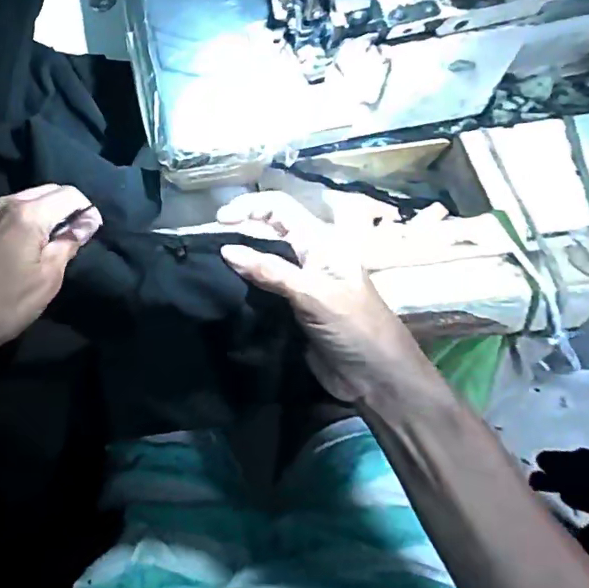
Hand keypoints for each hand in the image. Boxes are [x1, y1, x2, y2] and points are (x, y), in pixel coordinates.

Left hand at [0, 185, 101, 383]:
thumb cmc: (5, 305)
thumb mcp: (48, 279)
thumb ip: (69, 243)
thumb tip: (88, 221)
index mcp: (27, 213)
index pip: (69, 194)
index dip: (86, 209)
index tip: (90, 231)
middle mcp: (3, 201)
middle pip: (46, 190)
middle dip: (64, 207)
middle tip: (72, 237)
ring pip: (24, 198)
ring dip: (42, 212)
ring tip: (47, 242)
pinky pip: (4, 209)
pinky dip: (19, 218)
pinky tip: (19, 243)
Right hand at [215, 191, 441, 407]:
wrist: (379, 380)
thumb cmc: (356, 330)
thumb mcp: (313, 296)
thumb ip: (270, 271)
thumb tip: (225, 249)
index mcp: (323, 243)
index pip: (280, 209)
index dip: (249, 207)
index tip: (218, 220)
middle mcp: (311, 256)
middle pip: (270, 228)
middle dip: (241, 227)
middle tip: (210, 239)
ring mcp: (301, 282)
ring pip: (264, 257)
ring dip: (240, 255)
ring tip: (211, 260)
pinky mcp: (293, 306)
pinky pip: (263, 285)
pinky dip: (244, 281)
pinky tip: (226, 285)